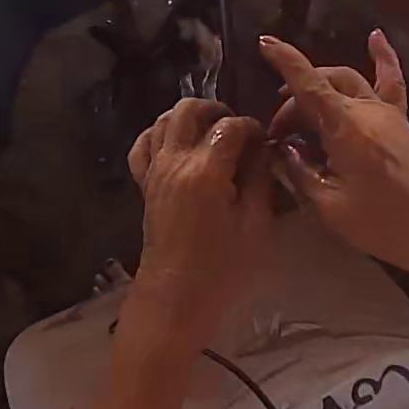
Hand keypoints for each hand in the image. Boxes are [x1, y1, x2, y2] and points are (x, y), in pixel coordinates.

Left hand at [124, 98, 272, 348]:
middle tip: (237, 131)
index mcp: (204, 170)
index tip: (266, 143)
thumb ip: (260, 179)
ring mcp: (154, 171)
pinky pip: (142, 146)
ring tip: (211, 135)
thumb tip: (264, 150)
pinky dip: (158, 135)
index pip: (231, 126)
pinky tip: (177, 144)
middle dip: (216, 111)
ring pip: (162, 121)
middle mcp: (173, 161)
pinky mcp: (144, 184)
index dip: (253, 127)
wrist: (175, 298)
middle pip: (188, 110)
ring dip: (188, 119)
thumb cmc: (223, 268)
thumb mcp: (256, 225)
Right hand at [260, 31, 408, 275]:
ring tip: (298, 109)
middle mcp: (366, 111)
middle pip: (321, 88)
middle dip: (291, 105)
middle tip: (279, 136)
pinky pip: (389, 81)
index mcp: (346, 128)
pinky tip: (375, 37)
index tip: (264, 41)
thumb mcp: (328, 206)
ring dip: (319, 87)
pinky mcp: (401, 122)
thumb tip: (284, 151)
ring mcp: (387, 114)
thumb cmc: (384, 224)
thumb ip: (300, 173)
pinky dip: (381, 57)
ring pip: (347, 81)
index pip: (308, 85)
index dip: (284, 60)